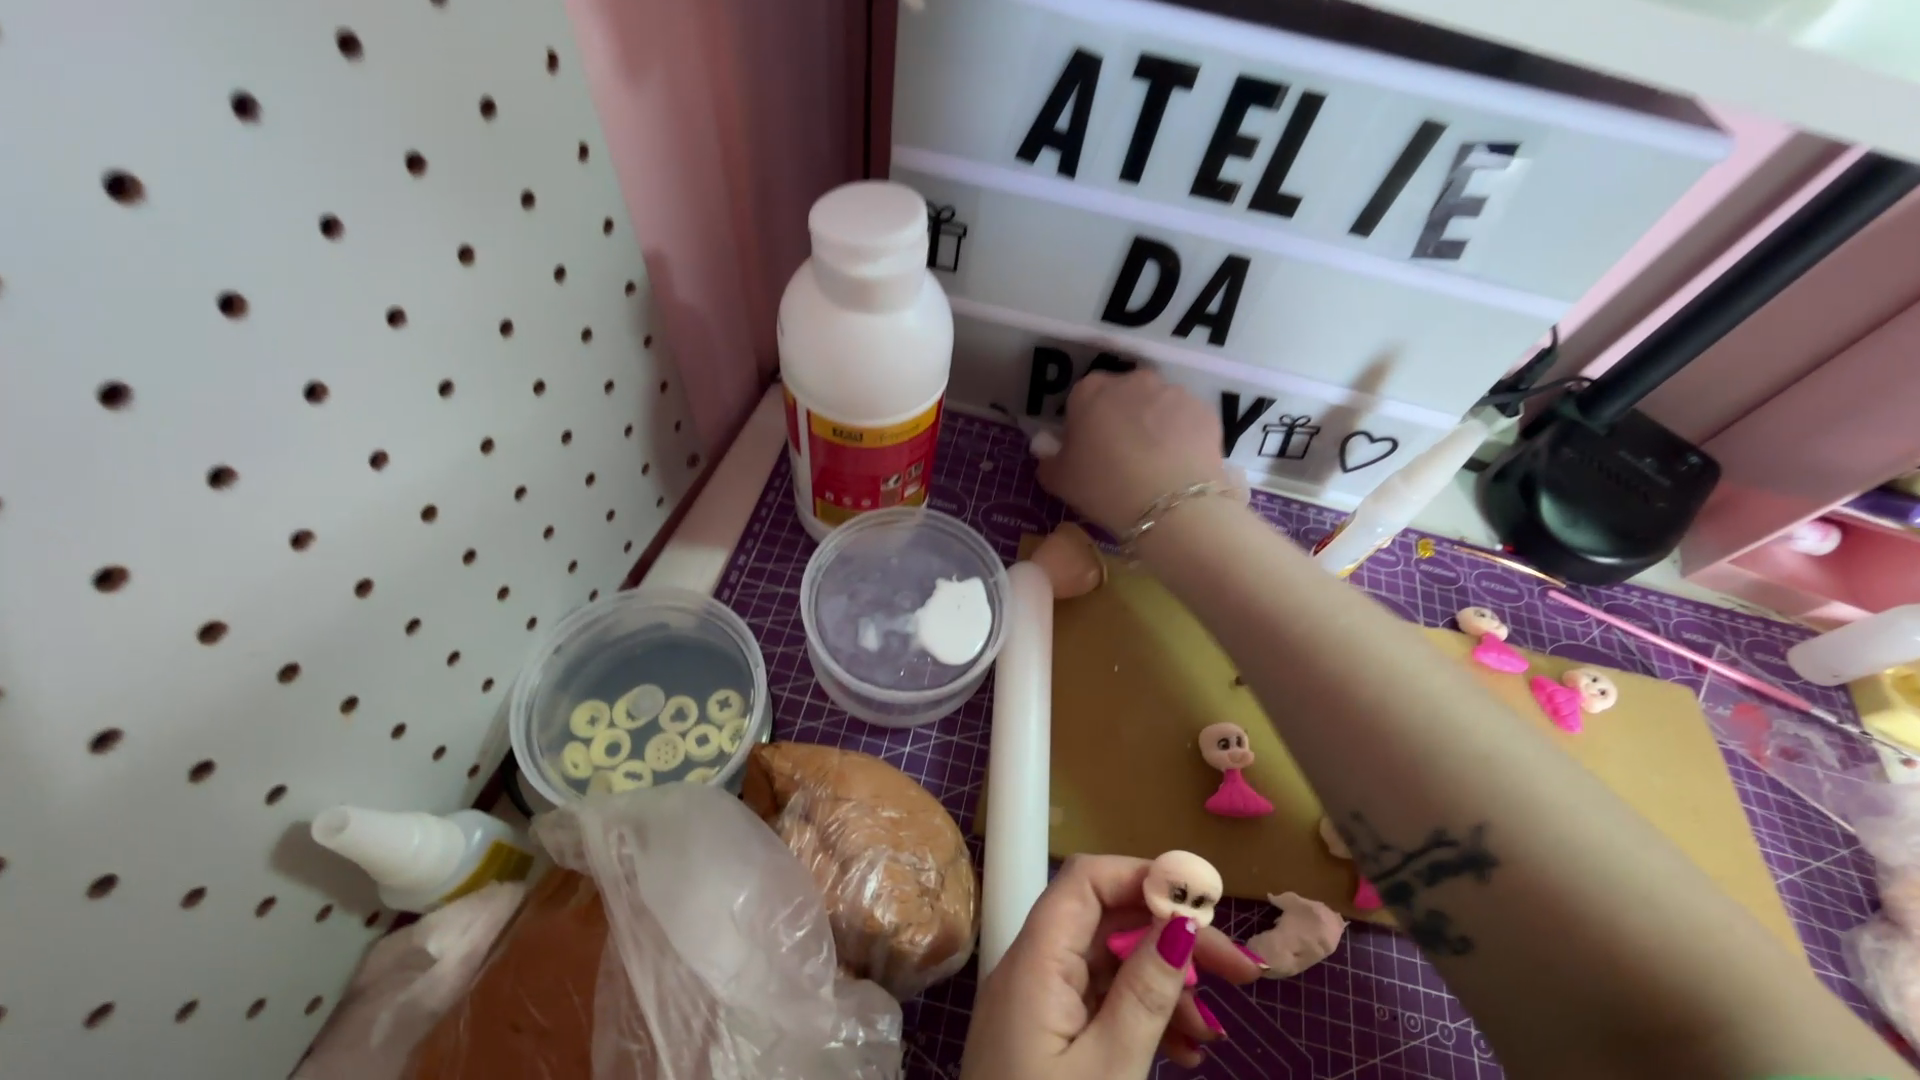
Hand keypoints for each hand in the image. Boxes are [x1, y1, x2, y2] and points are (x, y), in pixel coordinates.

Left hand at [960, 855, 1265, 1077]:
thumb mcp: (1110, 1069)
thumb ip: (1146, 992)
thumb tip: (1182, 922)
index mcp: (1035, 962)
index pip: (1086, 881)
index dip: (1145, 876)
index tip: (1206, 902)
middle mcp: (1032, 969)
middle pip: (1107, 922)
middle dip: (1172, 939)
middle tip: (1242, 973)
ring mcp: (1039, 1003)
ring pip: (1110, 965)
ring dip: (1165, 985)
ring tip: (1210, 1034)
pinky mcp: (1047, 1036)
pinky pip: (1101, 1003)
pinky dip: (1144, 1016)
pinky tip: (1184, 1051)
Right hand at [1036, 370, 1228, 535]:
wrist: (1171, 505)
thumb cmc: (1104, 487)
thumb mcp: (1060, 481)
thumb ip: (1048, 460)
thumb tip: (1049, 450)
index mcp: (1090, 391)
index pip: (1080, 400)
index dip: (1083, 425)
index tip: (1088, 452)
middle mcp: (1132, 381)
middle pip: (1121, 396)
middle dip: (1120, 418)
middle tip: (1121, 457)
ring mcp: (1172, 392)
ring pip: (1156, 406)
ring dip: (1153, 425)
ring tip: (1154, 464)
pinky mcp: (1203, 410)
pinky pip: (1185, 420)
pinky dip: (1181, 436)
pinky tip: (1178, 465)